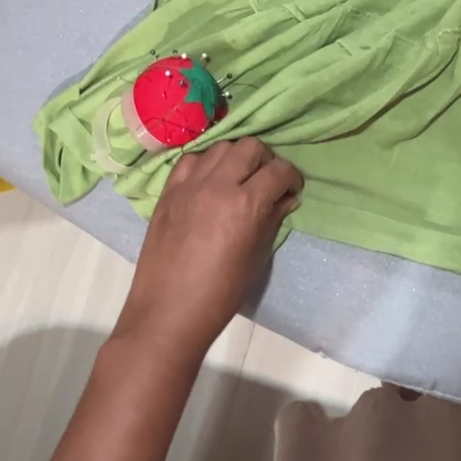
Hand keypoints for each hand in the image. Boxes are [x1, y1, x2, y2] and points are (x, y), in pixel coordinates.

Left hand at [115, 138, 302, 358]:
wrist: (167, 313)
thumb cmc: (220, 293)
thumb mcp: (257, 256)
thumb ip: (273, 218)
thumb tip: (287, 198)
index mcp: (245, 204)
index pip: (278, 171)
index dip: (292, 177)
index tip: (292, 190)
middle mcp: (217, 185)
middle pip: (250, 147)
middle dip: (266, 160)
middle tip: (267, 181)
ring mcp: (189, 185)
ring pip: (221, 147)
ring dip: (236, 158)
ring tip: (238, 178)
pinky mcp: (168, 191)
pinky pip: (191, 160)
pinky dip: (206, 163)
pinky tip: (210, 181)